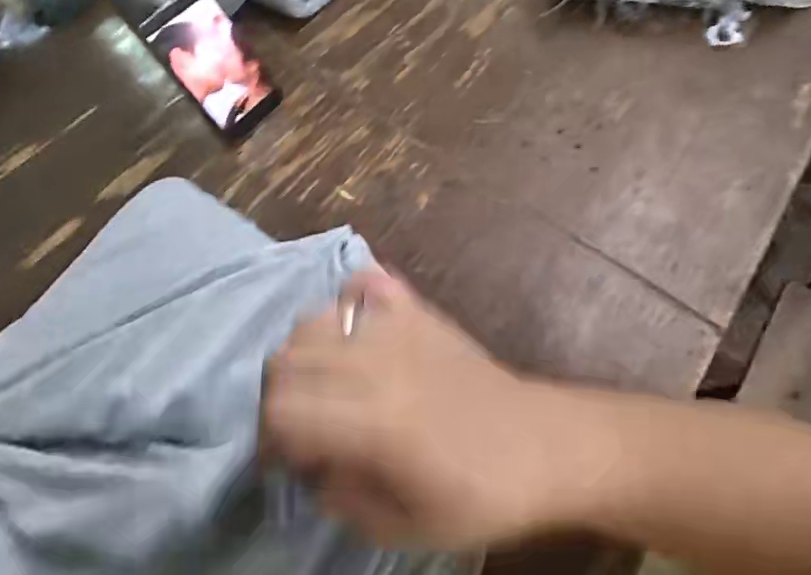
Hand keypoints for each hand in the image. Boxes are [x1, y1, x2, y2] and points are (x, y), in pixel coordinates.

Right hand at [261, 269, 605, 547]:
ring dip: (304, 349)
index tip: (282, 458)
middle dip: (279, 393)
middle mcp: (379, 363)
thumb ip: (342, 497)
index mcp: (374, 422)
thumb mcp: (404, 527)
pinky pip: (369, 283)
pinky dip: (350, 300)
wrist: (541, 442)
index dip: (269, 437)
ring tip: (322, 380)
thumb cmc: (478, 495)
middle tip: (298, 423)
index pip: (284, 408)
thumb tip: (309, 468)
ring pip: (317, 316)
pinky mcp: (421, 311)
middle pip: (289, 355)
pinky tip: (356, 329)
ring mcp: (401, 328)